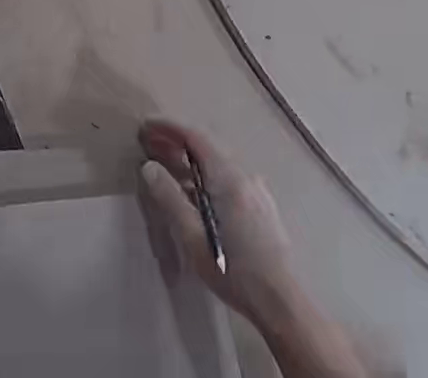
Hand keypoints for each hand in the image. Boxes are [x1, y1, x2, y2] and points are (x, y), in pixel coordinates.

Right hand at [139, 119, 298, 326]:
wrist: (281, 301)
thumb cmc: (233, 270)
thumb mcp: (193, 236)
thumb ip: (169, 198)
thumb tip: (149, 167)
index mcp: (228, 177)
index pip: (195, 136)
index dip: (168, 127)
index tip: (146, 126)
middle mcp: (244, 175)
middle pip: (207, 146)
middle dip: (176, 141)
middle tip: (150, 143)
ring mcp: (256, 189)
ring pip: (218, 162)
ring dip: (190, 160)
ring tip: (167, 168)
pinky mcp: (262, 204)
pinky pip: (229, 177)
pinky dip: (206, 174)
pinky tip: (196, 193)